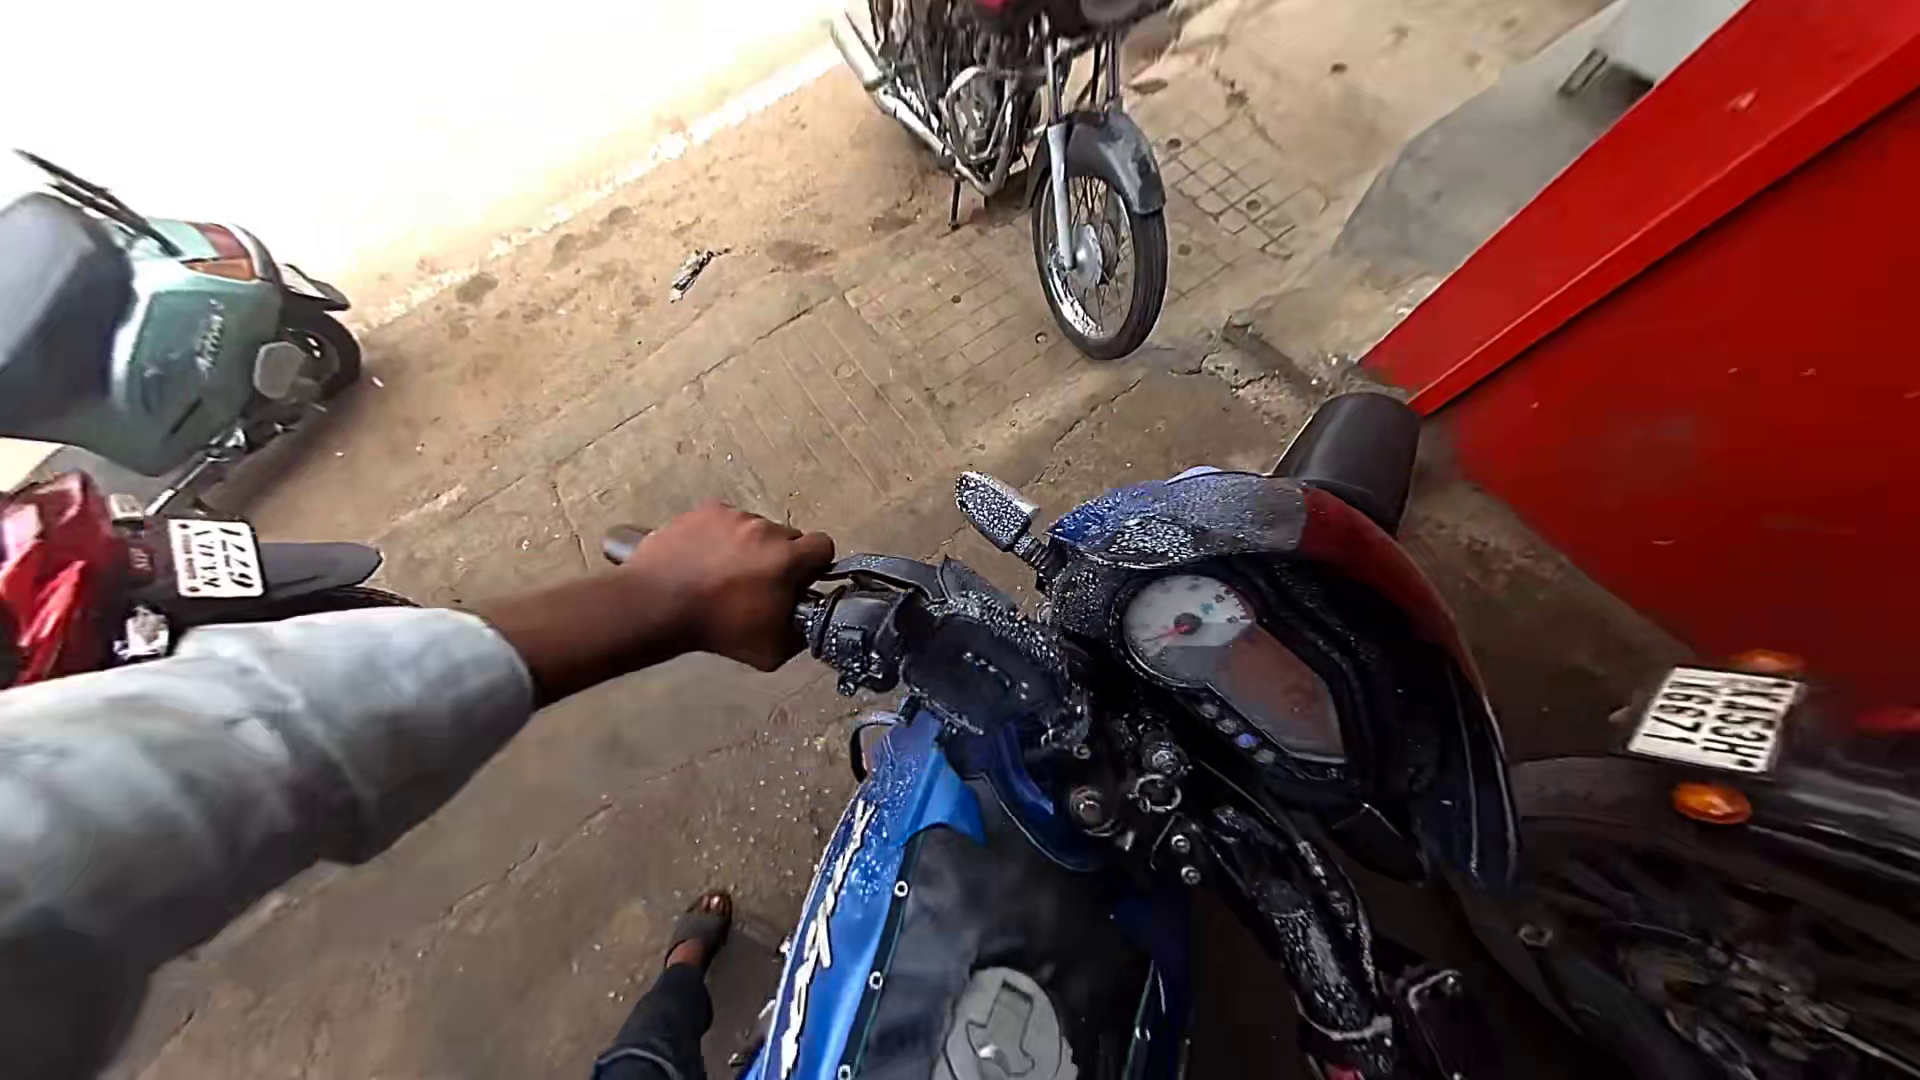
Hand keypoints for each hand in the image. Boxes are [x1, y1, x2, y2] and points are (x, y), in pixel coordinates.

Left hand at [629, 502, 834, 670]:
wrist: (656, 606)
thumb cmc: (713, 627)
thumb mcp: (772, 649)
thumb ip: (801, 633)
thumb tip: (810, 623)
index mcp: (787, 558)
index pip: (823, 546)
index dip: (815, 563)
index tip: (800, 578)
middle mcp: (764, 530)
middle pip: (789, 537)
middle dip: (780, 557)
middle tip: (760, 582)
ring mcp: (734, 517)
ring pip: (757, 529)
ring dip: (750, 547)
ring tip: (726, 572)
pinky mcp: (707, 511)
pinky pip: (728, 520)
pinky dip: (722, 536)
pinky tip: (708, 558)